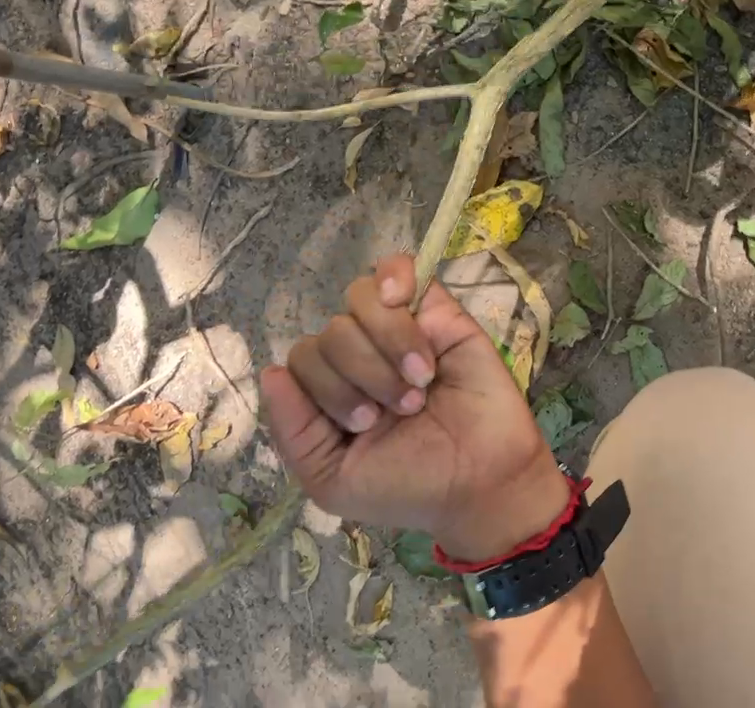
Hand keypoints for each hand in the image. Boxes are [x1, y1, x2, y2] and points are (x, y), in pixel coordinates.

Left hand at [260, 254, 568, 561]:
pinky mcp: (439, 309)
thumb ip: (293, 430)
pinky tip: (402, 302)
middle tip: (404, 409)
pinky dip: (393, 278)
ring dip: (388, 343)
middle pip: (331, 330)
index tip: (365, 423)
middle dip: (363, 373)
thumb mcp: (333, 479)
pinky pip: (399, 269)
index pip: (302, 359)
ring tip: (422, 380)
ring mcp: (400, 328)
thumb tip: (271, 372)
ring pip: (360, 299)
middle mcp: (362, 355)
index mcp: (333, 392)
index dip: (326, 387)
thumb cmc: (411, 486)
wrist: (483, 480)